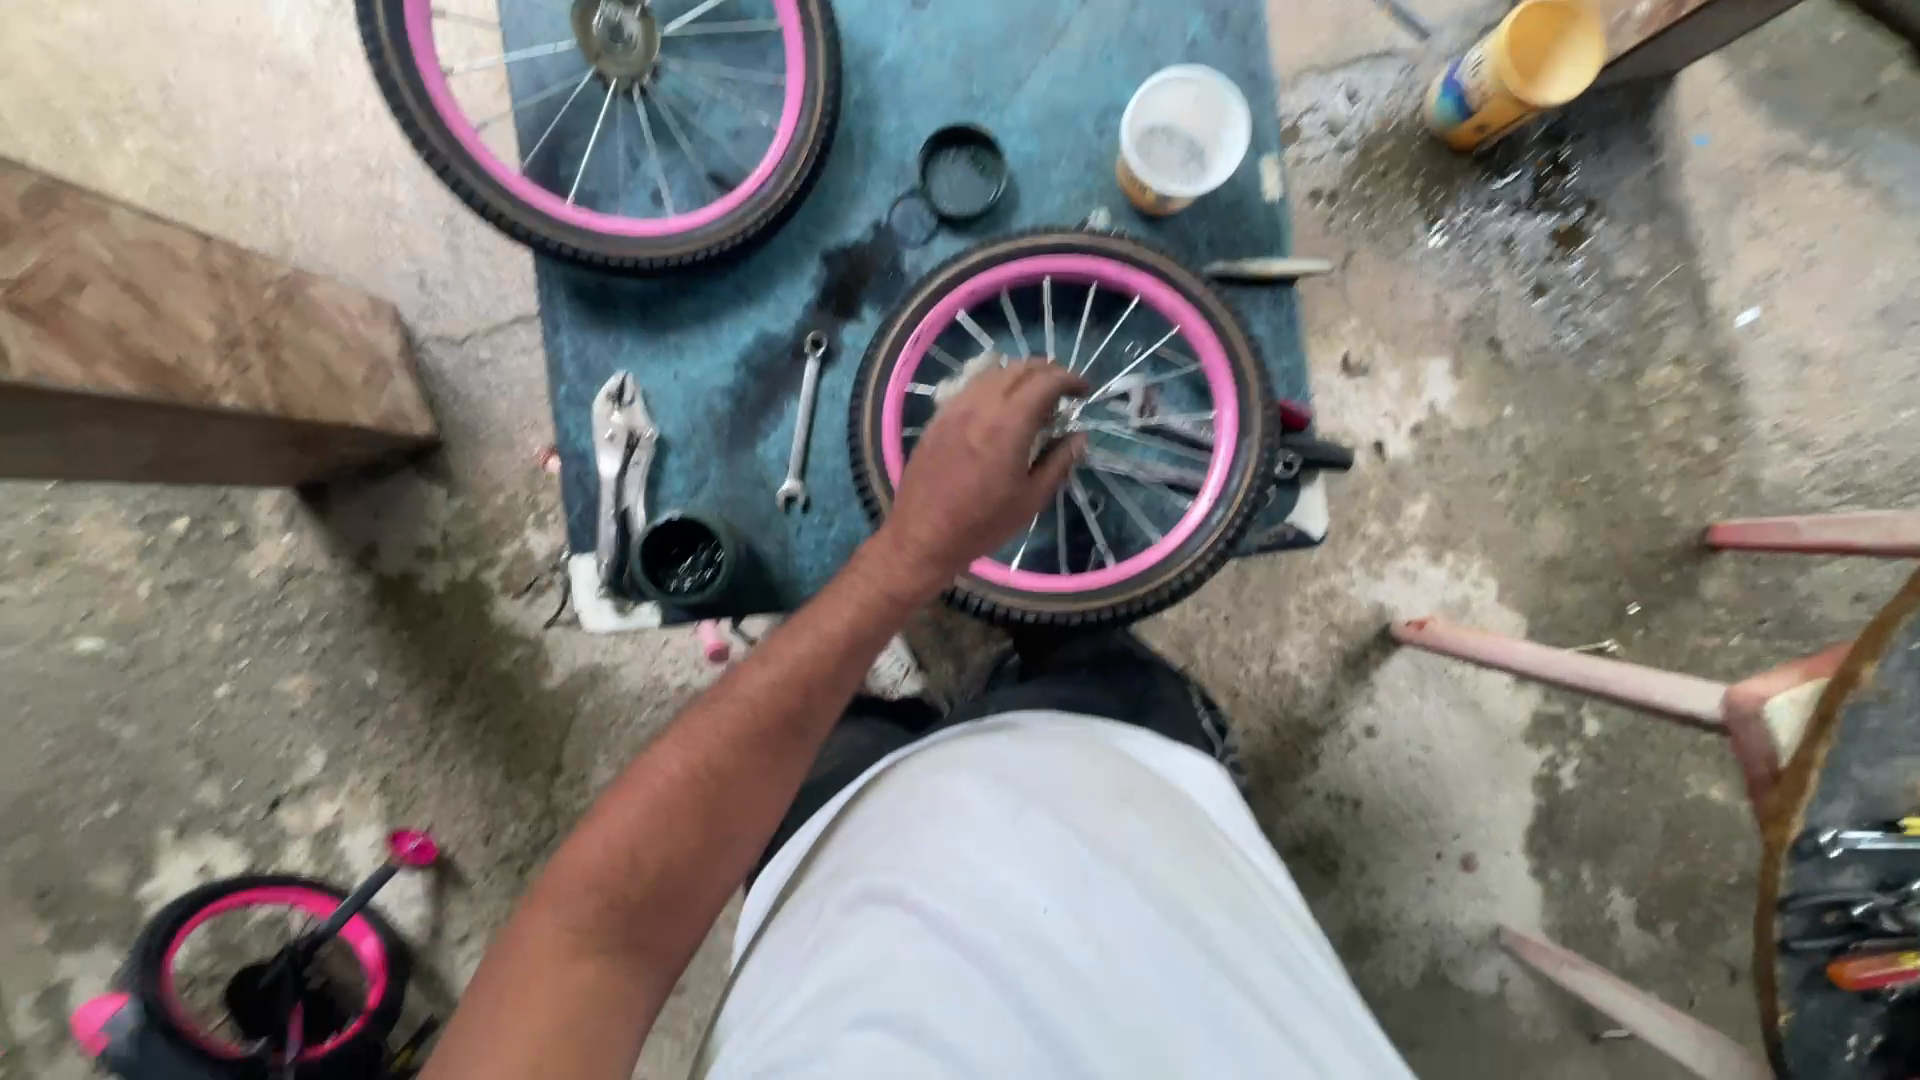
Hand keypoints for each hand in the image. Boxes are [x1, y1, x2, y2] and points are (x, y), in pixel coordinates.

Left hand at [877, 360, 1087, 590]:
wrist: (922, 536)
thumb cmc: (983, 523)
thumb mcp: (1031, 500)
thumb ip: (1059, 463)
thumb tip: (1079, 437)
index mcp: (1009, 424)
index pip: (1045, 381)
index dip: (1070, 379)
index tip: (1084, 391)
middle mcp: (980, 406)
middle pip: (1018, 369)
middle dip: (1047, 371)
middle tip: (1062, 390)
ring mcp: (954, 409)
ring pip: (991, 374)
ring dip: (1018, 377)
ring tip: (1032, 397)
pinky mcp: (937, 420)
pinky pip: (969, 389)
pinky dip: (992, 388)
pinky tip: (998, 409)